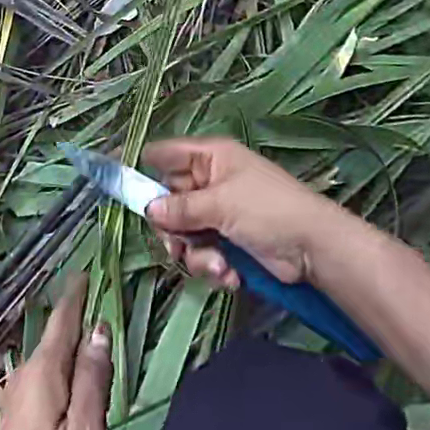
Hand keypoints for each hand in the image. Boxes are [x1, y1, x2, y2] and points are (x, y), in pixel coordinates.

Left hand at [0, 273, 111, 429]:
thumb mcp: (86, 428)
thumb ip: (93, 375)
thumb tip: (99, 328)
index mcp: (40, 370)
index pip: (61, 318)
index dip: (76, 292)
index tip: (87, 270)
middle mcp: (21, 376)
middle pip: (55, 340)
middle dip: (78, 326)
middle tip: (103, 309)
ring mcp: (14, 399)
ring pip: (49, 362)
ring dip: (70, 353)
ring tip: (94, 348)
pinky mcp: (14, 420)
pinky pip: (43, 382)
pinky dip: (61, 374)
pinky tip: (74, 385)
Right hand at [142, 137, 365, 290]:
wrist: (314, 247)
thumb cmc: (268, 209)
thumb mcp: (222, 203)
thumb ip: (181, 207)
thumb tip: (148, 210)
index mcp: (210, 157)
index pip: (164, 154)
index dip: (141, 166)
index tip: (115, 185)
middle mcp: (210, 180)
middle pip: (168, 201)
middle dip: (173, 229)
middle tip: (178, 246)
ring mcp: (219, 211)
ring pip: (184, 233)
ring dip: (196, 254)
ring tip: (218, 265)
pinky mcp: (228, 240)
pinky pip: (203, 252)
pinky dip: (213, 266)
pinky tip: (231, 275)